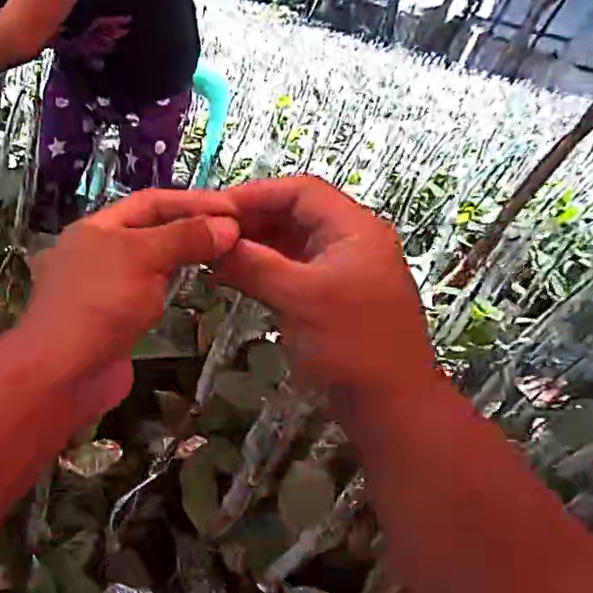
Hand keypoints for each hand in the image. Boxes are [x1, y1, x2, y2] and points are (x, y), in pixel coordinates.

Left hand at [20, 190, 239, 415]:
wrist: (63, 372)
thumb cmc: (99, 303)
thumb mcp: (143, 257)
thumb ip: (184, 237)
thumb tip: (226, 225)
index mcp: (92, 230)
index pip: (148, 203)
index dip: (192, 202)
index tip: (234, 210)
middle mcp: (89, 256)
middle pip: (145, 234)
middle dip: (186, 232)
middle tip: (233, 237)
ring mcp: (95, 293)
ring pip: (143, 269)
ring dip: (176, 264)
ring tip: (219, 262)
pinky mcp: (105, 325)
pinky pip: (140, 300)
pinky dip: (163, 295)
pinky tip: (185, 297)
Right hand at [211, 174, 437, 414]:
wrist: (388, 402)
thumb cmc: (351, 344)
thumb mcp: (299, 298)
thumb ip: (254, 265)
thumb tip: (214, 242)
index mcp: (353, 230)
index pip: (300, 191)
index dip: (255, 193)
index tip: (212, 208)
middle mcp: (347, 242)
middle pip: (292, 213)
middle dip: (248, 219)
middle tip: (204, 232)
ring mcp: (336, 270)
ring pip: (286, 242)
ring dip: (249, 244)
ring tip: (209, 253)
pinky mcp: (324, 296)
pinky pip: (286, 268)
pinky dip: (257, 267)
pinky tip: (227, 276)